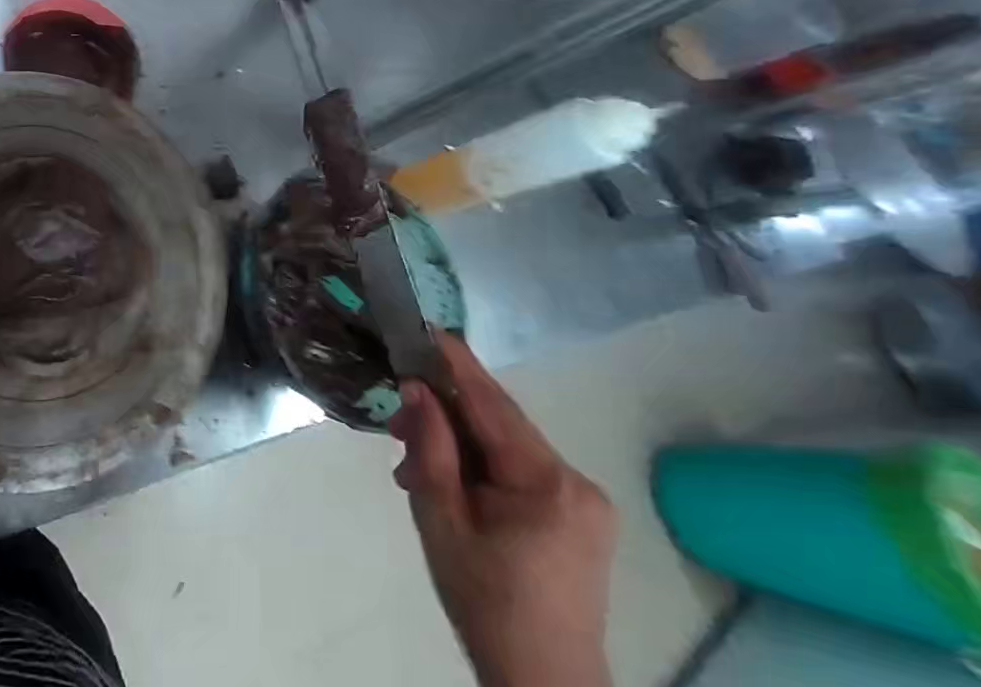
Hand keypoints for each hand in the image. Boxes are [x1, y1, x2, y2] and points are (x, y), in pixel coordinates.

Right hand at [388, 335, 615, 686]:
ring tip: (414, 467)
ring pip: (507, 448)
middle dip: (445, 415)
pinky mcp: (579, 516)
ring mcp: (585, 500)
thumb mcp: (442, 520)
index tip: (426, 329)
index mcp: (547, 482)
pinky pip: (520, 472)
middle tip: (396, 425)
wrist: (542, 681)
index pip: (493, 404)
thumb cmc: (484, 602)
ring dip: (459, 446)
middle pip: (500, 425)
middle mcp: (576, 480)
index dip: (456, 363)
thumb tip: (416, 389)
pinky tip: (449, 484)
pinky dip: (480, 468)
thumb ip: (430, 449)